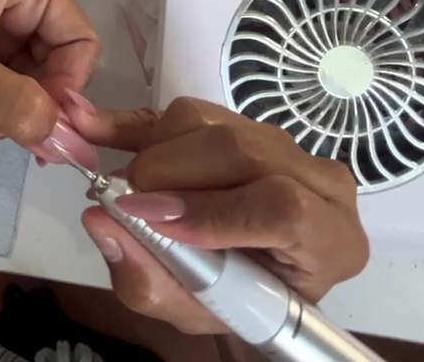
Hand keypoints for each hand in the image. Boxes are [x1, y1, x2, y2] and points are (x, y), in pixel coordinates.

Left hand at [0, 0, 100, 146]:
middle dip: (30, 108)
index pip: (77, 39)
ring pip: (25, 85)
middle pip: (52, 66)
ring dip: (4, 117)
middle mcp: (10, 0)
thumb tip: (64, 143)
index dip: (69, 85)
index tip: (47, 126)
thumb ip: (15, 104)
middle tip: (3, 139)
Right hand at [70, 98, 368, 335]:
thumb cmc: (237, 301)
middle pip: (237, 152)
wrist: (249, 272)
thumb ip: (149, 279)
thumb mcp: (196, 313)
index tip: (151, 218)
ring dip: (152, 150)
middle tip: (123, 201)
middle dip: (167, 172)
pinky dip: (133, 123)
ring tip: (128, 186)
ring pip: (205, 122)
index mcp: (330, 241)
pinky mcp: (236, 118)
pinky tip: (93, 128)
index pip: (282, 208)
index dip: (212, 210)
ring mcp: (278, 141)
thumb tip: (100, 221)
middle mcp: (316, 181)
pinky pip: (181, 110)